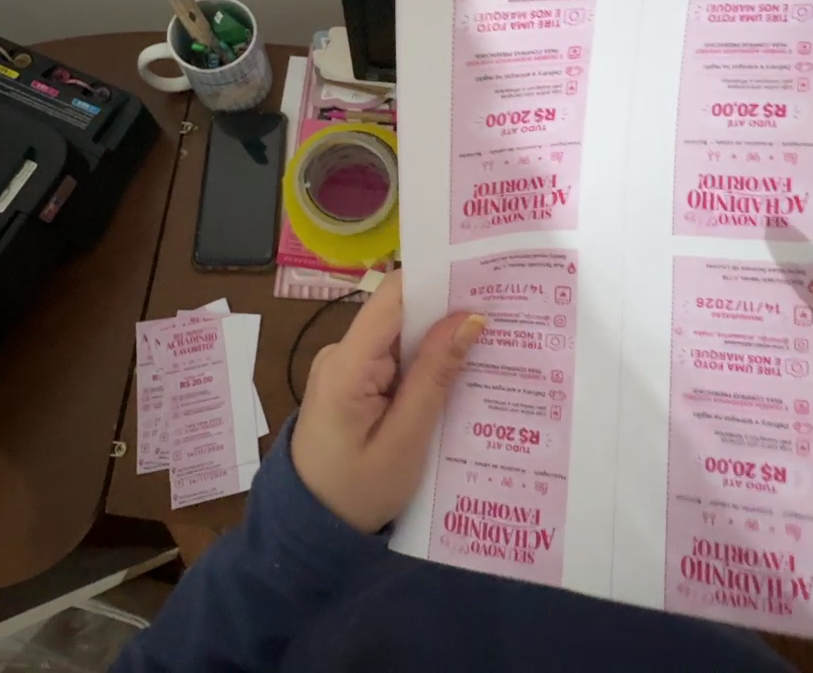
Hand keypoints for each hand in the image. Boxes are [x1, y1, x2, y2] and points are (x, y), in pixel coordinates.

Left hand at [292, 271, 486, 532]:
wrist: (310, 536)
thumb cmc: (357, 494)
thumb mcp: (405, 440)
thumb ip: (436, 376)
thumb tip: (470, 317)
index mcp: (347, 364)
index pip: (393, 297)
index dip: (436, 279)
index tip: (482, 276)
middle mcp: (342, 354)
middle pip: (400, 313)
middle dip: (448, 310)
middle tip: (502, 310)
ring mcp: (346, 368)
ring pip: (401, 337)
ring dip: (441, 339)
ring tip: (492, 338)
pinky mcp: (354, 383)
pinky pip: (395, 359)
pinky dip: (426, 362)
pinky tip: (461, 370)